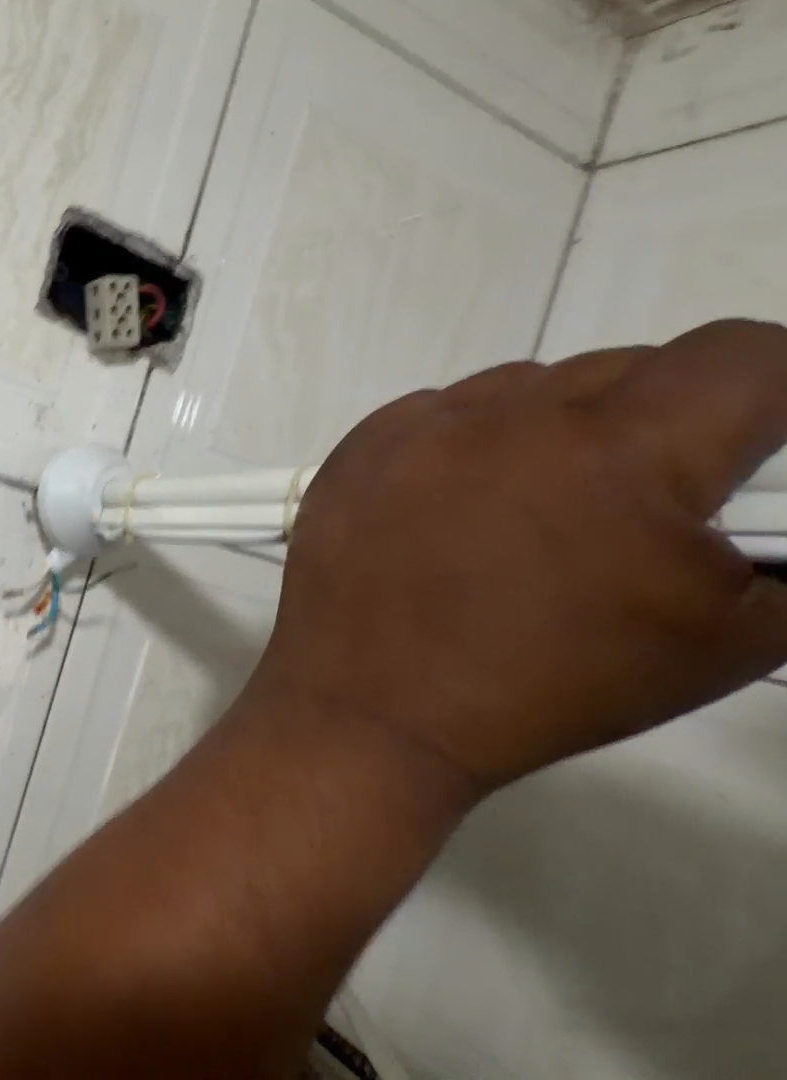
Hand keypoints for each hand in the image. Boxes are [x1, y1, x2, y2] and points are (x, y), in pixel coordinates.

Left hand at [254, 319, 786, 794]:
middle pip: (627, 369)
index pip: (739, 356)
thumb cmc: (550, 684)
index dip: (777, 387)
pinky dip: (468, 442)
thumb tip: (764, 526)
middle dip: (664, 418)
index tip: (763, 442)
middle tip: (650, 495)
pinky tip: (463, 504)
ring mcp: (418, 430)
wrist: (374, 709)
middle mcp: (510, 418)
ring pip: (525, 386)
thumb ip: (785, 560)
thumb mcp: (732, 634)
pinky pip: (437, 414)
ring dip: (560, 426)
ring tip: (549, 506)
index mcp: (622, 450)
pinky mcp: (356, 451)